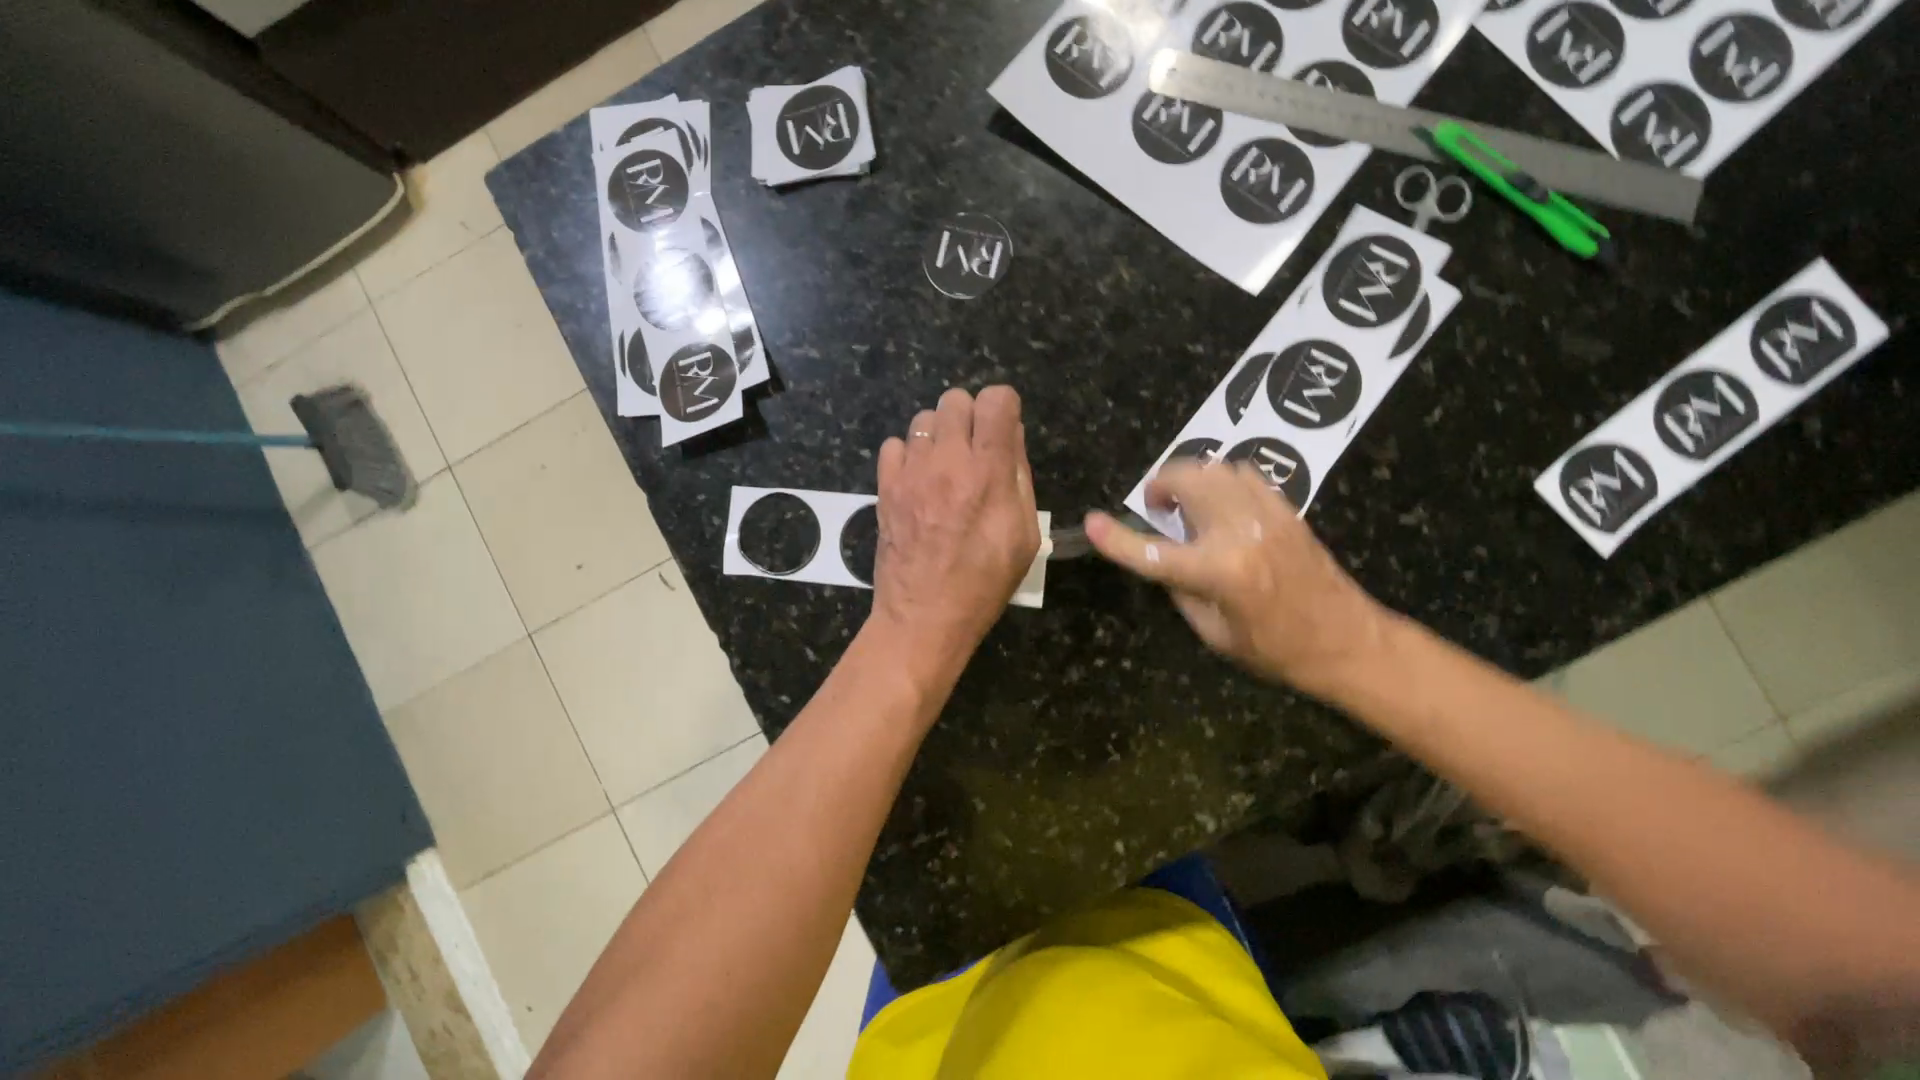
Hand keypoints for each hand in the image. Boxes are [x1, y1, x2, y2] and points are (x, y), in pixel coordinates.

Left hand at [870, 387, 1040, 686]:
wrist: (925, 615)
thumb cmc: (984, 582)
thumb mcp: (1024, 535)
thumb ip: (1019, 478)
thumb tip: (1012, 435)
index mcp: (989, 471)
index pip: (997, 400)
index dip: (1004, 408)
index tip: (1004, 430)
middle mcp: (948, 460)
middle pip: (956, 399)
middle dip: (971, 417)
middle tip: (975, 451)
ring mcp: (911, 471)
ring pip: (924, 418)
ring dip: (939, 435)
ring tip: (945, 468)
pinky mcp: (885, 486)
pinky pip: (894, 444)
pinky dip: (908, 455)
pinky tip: (918, 481)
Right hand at [1085, 462, 1389, 700]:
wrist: (1347, 639)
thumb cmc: (1277, 650)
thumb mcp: (1215, 633)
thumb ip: (1182, 590)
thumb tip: (1164, 561)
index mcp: (1219, 573)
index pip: (1154, 551)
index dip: (1117, 539)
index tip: (1091, 522)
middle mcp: (1241, 532)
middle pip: (1187, 482)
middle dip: (1160, 487)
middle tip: (1156, 508)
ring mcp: (1267, 514)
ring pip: (1215, 469)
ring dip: (1190, 479)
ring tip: (1187, 504)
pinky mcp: (1285, 509)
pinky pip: (1245, 474)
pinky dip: (1221, 480)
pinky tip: (1220, 503)